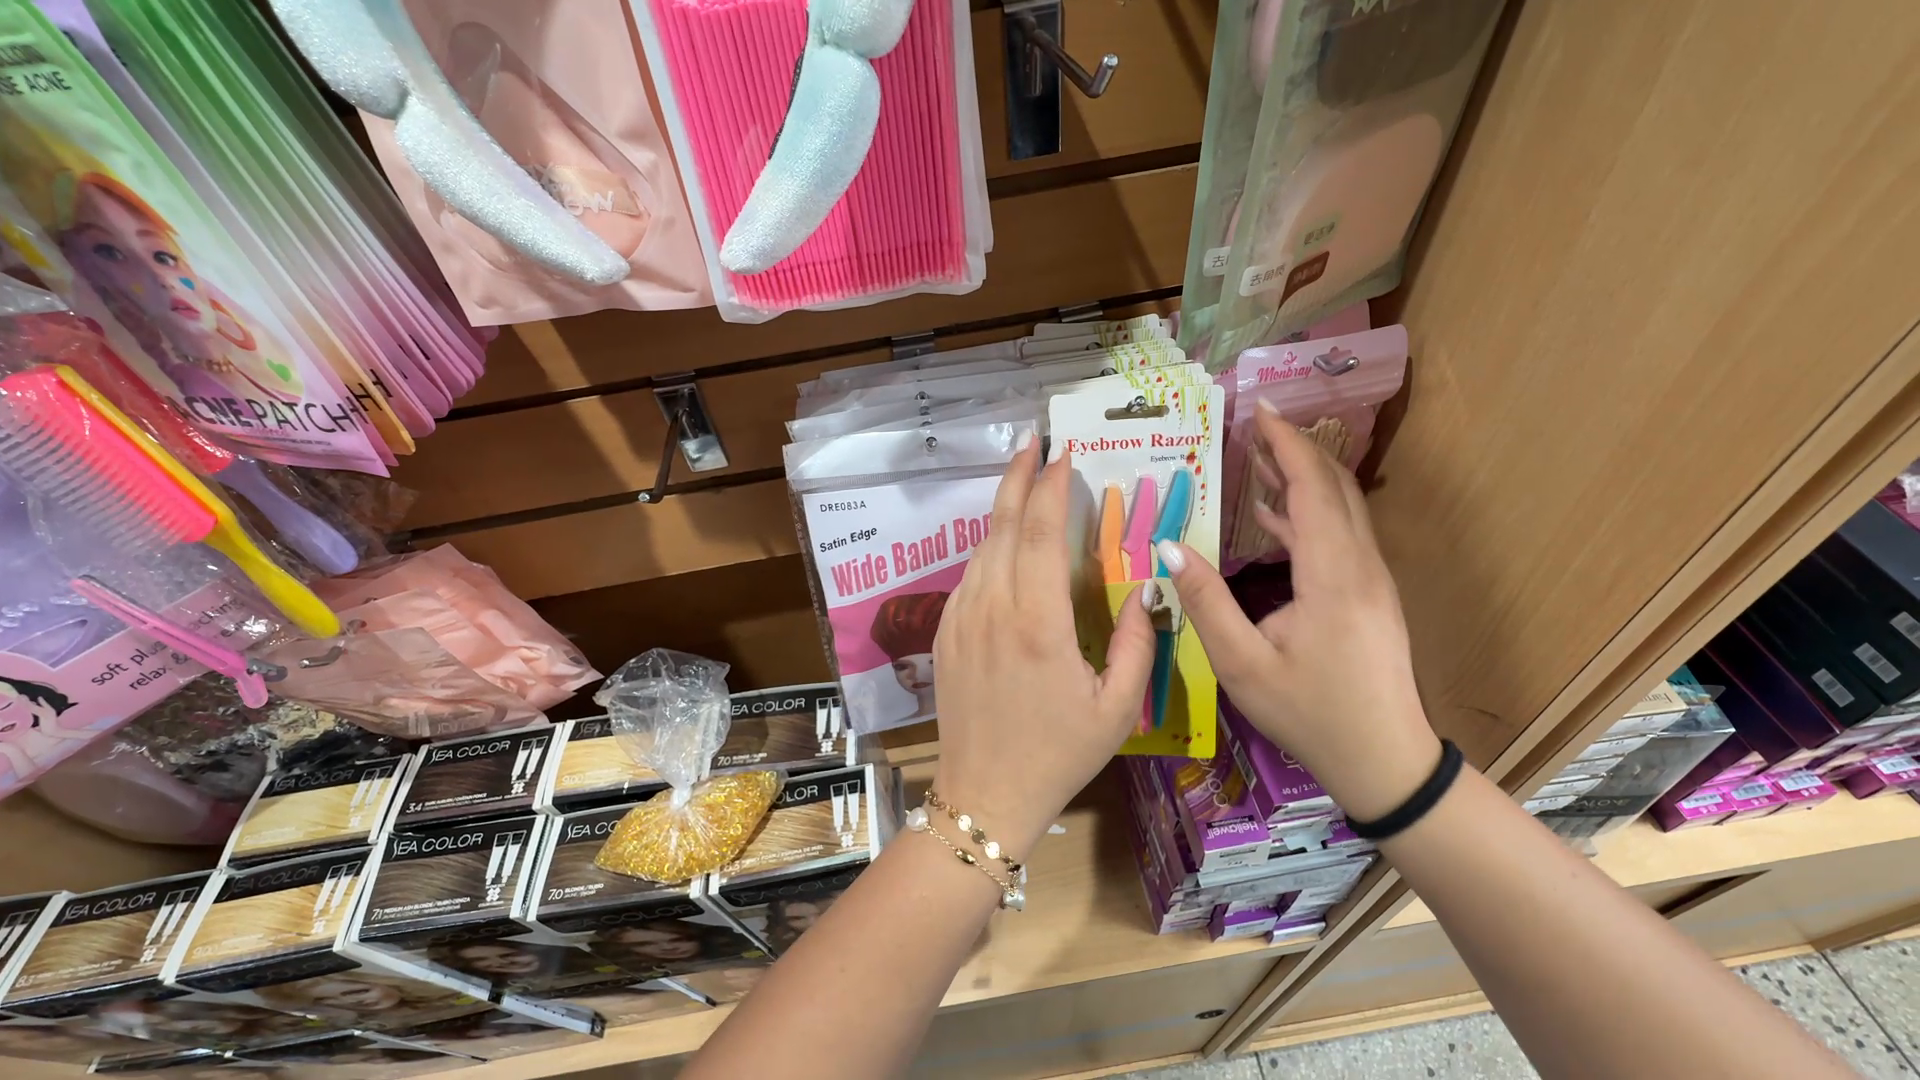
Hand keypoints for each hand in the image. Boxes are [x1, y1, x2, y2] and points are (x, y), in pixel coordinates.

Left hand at [931, 437, 1157, 860]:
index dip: (1048, 486)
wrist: (984, 795)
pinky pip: (969, 578)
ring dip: (1003, 511)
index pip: (1038, 532)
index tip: (1062, 453)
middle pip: (1002, 525)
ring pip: (981, 548)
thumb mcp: (1117, 706)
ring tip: (1023, 482)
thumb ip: (1137, 641)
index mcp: (1037, 623)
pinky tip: (1005, 545)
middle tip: (1033, 440)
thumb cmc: (1059, 754)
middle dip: (1018, 476)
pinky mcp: (944, 634)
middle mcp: (992, 609)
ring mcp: (960, 619)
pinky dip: (989, 550)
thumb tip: (1148, 587)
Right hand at [1156, 401, 1440, 821]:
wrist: (1384, 759)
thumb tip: (1168, 548)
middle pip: (1333, 488)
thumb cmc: (1309, 713)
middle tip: (1253, 423)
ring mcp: (1371, 580)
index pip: (1311, 488)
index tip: (1258, 410)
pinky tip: (1271, 514)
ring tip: (1257, 455)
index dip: (1285, 445)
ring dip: (1302, 477)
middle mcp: (1361, 566)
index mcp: (1332, 575)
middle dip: (1294, 449)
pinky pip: (1341, 535)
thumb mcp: (1243, 665)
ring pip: (1341, 509)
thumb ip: (1206, 603)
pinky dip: (1308, 513)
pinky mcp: (1370, 595)